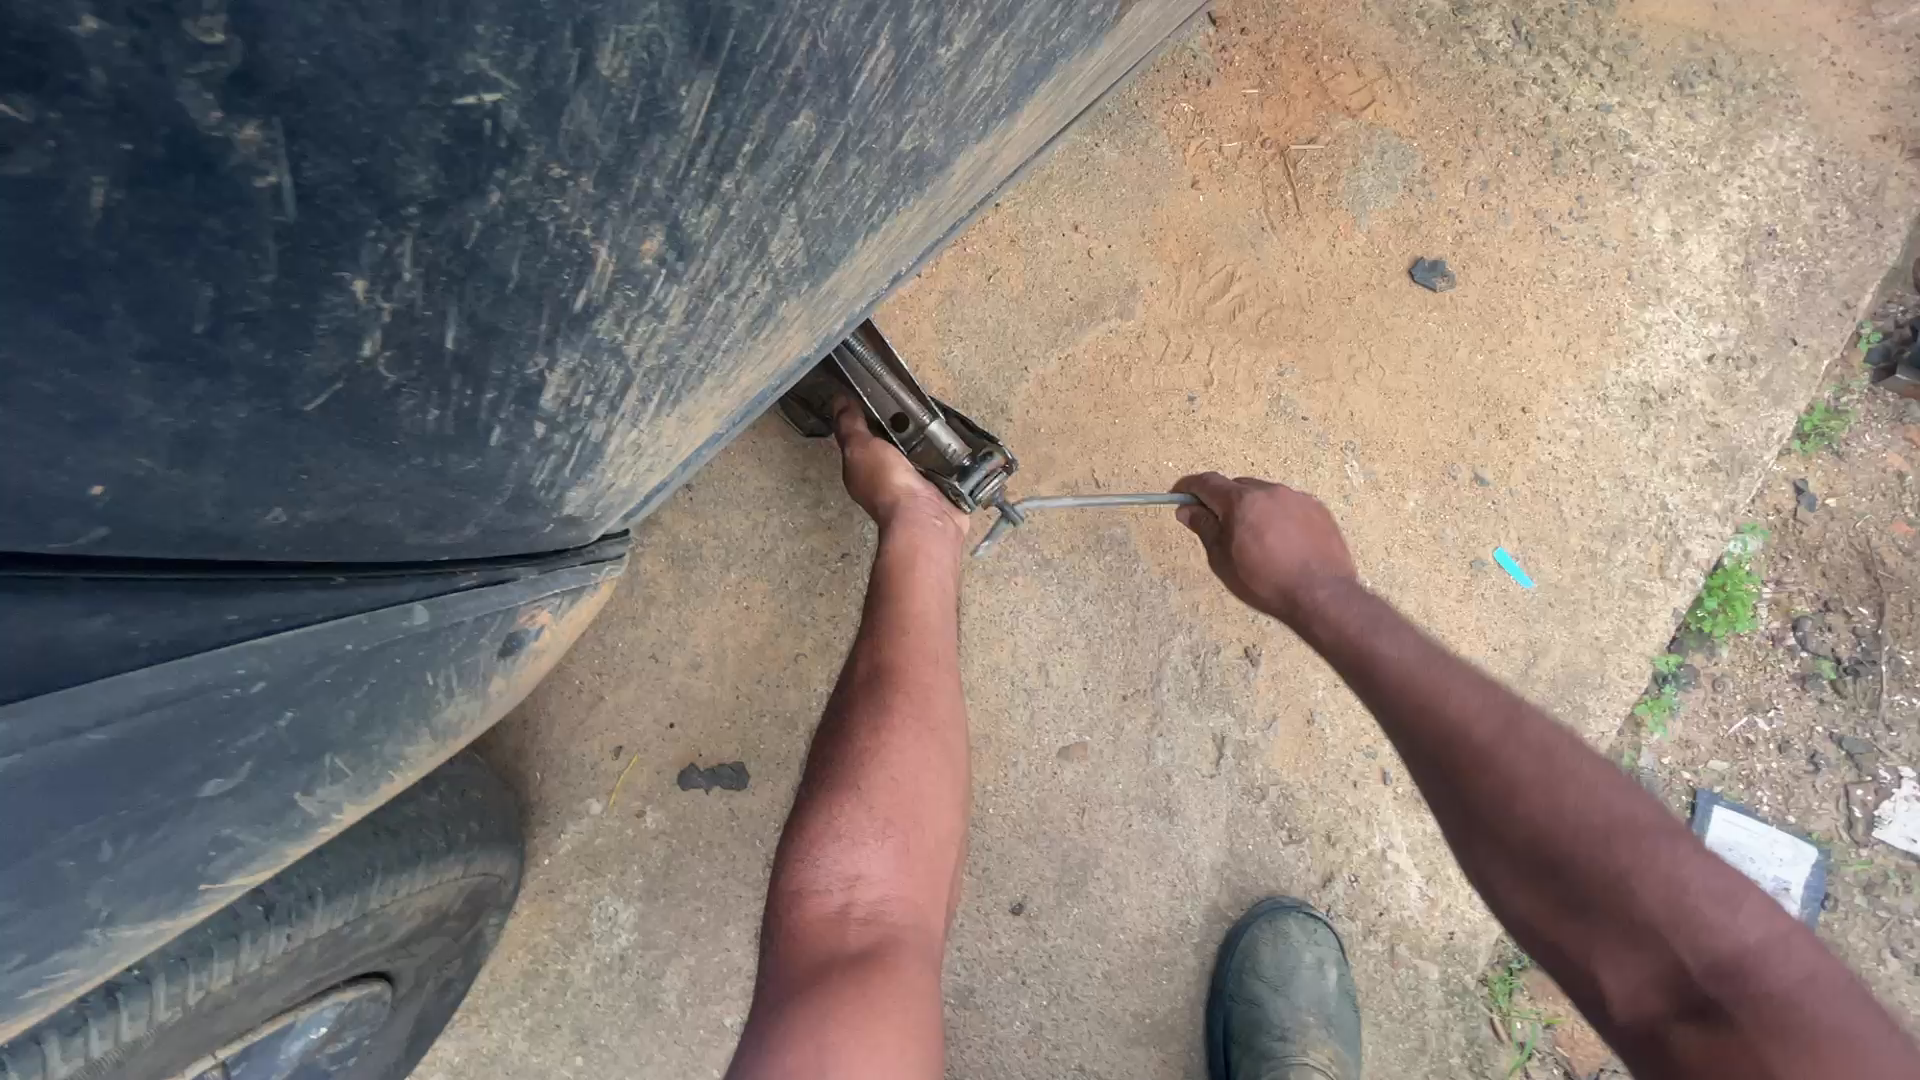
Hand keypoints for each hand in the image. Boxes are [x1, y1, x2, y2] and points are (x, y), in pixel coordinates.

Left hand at [833, 397, 968, 545]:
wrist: (924, 516)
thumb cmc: (888, 485)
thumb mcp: (860, 447)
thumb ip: (849, 425)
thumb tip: (838, 400)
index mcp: (863, 467)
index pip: (864, 434)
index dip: (871, 413)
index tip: (883, 391)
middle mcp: (889, 476)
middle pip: (896, 441)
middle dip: (905, 424)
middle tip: (914, 403)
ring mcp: (916, 483)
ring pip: (923, 451)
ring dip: (930, 437)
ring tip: (936, 416)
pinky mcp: (942, 487)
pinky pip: (946, 463)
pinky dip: (950, 453)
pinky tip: (953, 439)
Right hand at [1170, 472, 1358, 625]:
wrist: (1321, 595)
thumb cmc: (1265, 582)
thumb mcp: (1222, 559)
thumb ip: (1204, 528)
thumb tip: (1187, 509)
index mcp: (1241, 501)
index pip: (1206, 482)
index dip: (1188, 487)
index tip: (1178, 495)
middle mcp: (1269, 491)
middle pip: (1235, 486)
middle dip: (1221, 501)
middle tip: (1217, 526)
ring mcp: (1296, 498)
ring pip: (1262, 495)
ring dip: (1251, 508)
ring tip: (1253, 540)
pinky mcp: (1317, 509)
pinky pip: (1287, 504)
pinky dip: (1275, 515)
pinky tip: (1280, 542)